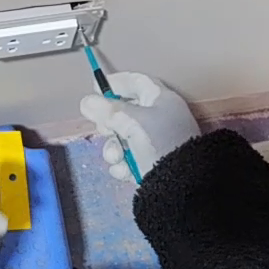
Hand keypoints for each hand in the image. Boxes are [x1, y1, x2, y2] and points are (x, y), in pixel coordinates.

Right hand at [79, 72, 200, 182]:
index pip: (137, 82)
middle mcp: (159, 118)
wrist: (181, 186)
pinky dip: (122, 164)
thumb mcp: (133, 122)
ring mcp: (154, 142)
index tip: (96, 88)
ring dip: (113, 148)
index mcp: (162, 100)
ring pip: (122, 138)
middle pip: (125, 112)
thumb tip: (87, 102)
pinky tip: (125, 170)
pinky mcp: (150, 164)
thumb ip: (108, 110)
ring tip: (117, 157)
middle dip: (109, 122)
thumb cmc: (161, 144)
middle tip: (104, 128)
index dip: (116, 83)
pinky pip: (127, 158)